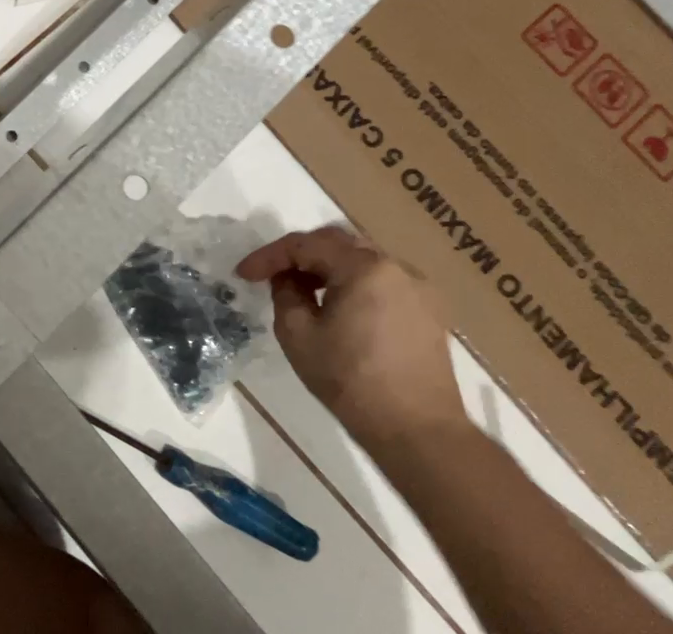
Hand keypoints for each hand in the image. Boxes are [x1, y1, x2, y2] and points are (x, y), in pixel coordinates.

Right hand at [237, 227, 466, 449]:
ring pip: (363, 260)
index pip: (305, 245)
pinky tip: (337, 307)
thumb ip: (285, 293)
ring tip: (302, 291)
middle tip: (272, 274)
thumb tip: (287, 279)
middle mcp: (398, 268)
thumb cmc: (349, 378)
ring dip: (328, 268)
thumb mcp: (297, 333)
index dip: (268, 256)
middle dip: (300, 254)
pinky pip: (383, 281)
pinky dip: (353, 283)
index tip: (242, 274)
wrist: (416, 428)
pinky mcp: (430, 312)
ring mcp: (420, 290)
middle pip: (339, 243)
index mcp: (365, 268)